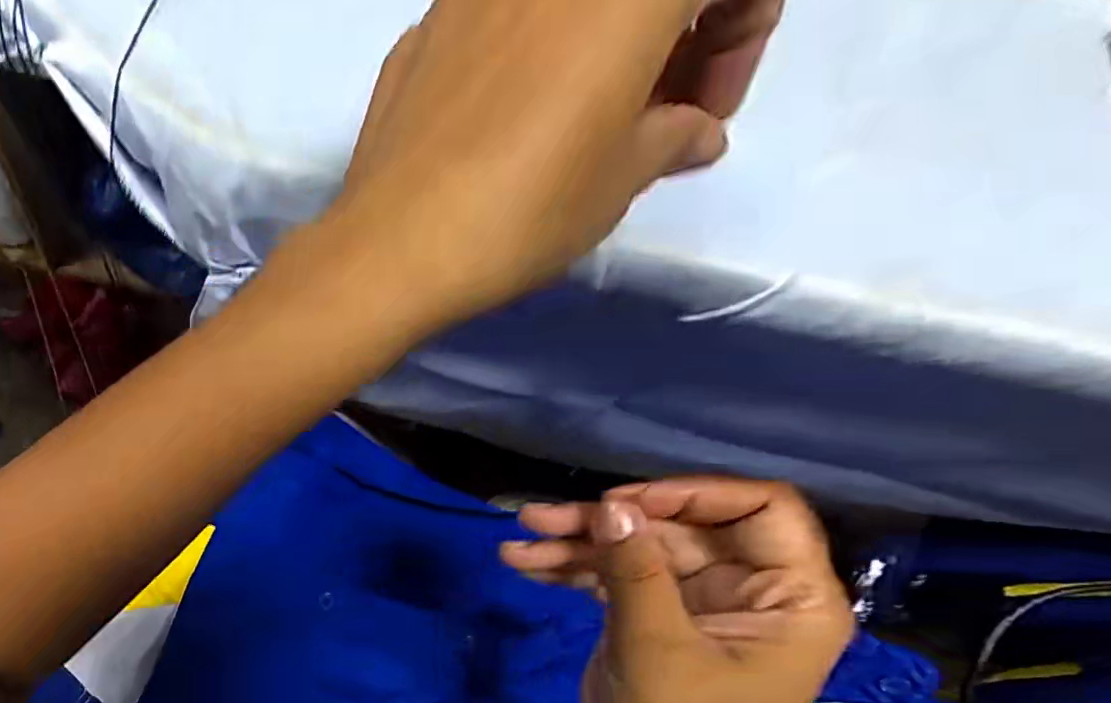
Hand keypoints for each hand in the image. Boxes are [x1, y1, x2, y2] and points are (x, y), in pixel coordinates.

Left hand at [305, 0, 783, 343]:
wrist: (387, 251)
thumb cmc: (518, 215)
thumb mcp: (617, 184)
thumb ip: (671, 136)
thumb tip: (691, 132)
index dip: (742, 25)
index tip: (706, 106)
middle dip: (669, 33)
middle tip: (653, 117)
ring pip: (563, 2)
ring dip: (595, 41)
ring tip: (581, 124)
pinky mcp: (416, 35)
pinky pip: (496, 23)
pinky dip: (525, 53)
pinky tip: (508, 123)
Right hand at [500, 477, 852, 702]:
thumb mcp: (656, 646)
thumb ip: (635, 570)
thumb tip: (610, 505)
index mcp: (788, 595)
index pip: (759, 511)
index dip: (691, 494)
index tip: (621, 502)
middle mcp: (745, 588)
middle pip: (674, 529)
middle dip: (604, 523)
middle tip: (538, 519)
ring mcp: (691, 602)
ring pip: (632, 551)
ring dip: (573, 545)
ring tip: (516, 543)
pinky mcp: (647, 617)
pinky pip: (608, 577)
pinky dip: (568, 570)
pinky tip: (523, 564)